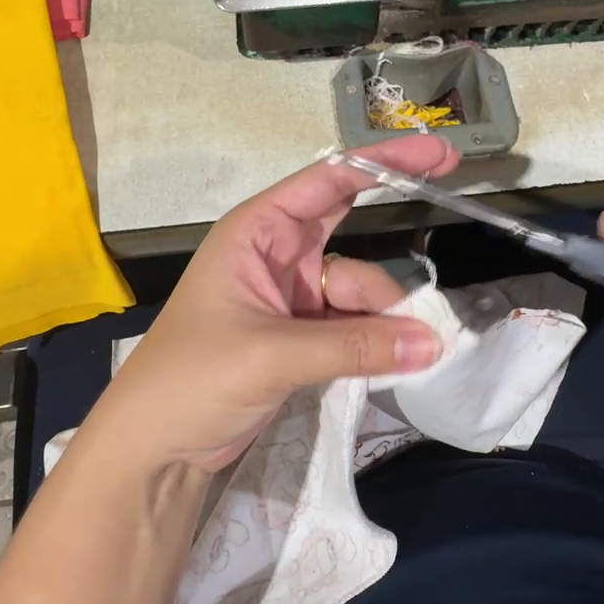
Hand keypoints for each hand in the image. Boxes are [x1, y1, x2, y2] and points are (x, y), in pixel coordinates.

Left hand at [80, 137, 457, 473]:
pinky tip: (396, 359)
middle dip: (394, 222)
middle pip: (349, 224)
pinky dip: (375, 340)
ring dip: (384, 315)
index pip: (328, 181)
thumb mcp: (271, 354)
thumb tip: (433, 342)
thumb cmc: (190, 379)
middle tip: (450, 190)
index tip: (436, 153)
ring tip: (409, 350)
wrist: (153, 450)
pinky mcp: (301, 335)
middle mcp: (277, 253)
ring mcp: (291, 296)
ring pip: (359, 288)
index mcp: (257, 231)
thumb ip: (354, 345)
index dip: (384, 162)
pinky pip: (353, 325)